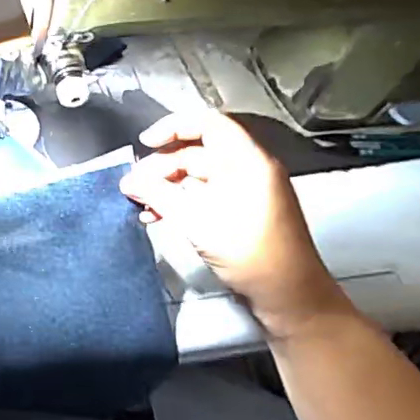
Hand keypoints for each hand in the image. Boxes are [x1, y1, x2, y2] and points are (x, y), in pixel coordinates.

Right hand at [120, 111, 348, 337]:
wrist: (288, 296)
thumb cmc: (252, 254)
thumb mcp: (196, 220)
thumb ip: (159, 195)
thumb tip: (131, 182)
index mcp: (247, 160)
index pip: (207, 123)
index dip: (173, 127)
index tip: (147, 143)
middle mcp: (248, 169)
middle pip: (198, 151)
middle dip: (162, 166)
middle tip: (135, 184)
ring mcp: (246, 192)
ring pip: (197, 176)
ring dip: (166, 187)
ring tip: (141, 203)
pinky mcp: (241, 213)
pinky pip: (205, 196)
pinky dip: (180, 202)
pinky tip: (158, 216)